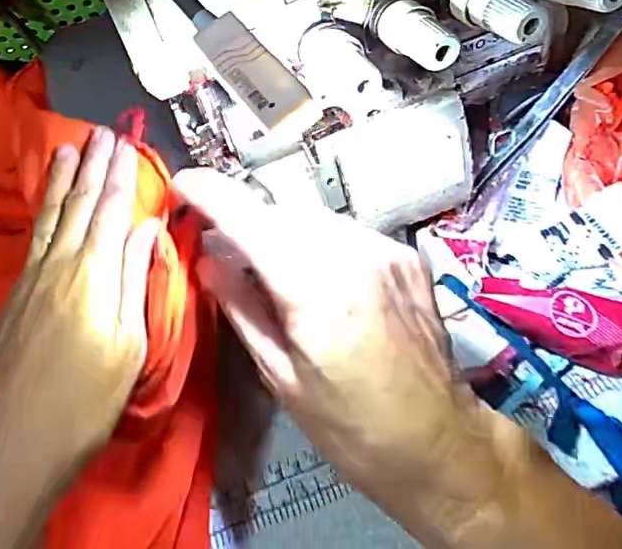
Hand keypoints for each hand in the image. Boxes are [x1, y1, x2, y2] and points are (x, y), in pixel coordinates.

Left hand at [0, 129, 162, 548]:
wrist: (10, 454)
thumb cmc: (85, 403)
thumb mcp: (128, 346)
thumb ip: (134, 278)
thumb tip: (147, 226)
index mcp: (93, 275)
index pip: (110, 209)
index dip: (119, 173)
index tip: (124, 141)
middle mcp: (58, 267)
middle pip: (79, 204)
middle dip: (93, 165)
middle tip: (101, 131)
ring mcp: (27, 282)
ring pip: (49, 218)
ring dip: (61, 181)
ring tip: (67, 148)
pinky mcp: (9, 301)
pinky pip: (32, 242)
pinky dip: (43, 214)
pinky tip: (47, 208)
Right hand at [175, 168, 621, 548]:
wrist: (439, 440)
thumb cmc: (351, 427)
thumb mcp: (282, 378)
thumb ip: (242, 307)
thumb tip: (208, 256)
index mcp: (316, 291)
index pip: (251, 220)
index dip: (211, 193)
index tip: (182, 181)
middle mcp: (353, 255)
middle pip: (282, 212)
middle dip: (248, 221)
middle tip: (226, 247)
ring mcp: (385, 248)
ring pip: (314, 217)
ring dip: (285, 231)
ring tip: (277, 271)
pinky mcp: (405, 252)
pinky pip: (346, 230)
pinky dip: (322, 241)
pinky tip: (323, 277)